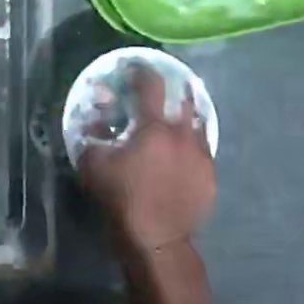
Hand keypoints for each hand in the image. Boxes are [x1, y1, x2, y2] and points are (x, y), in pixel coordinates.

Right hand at [78, 64, 216, 253]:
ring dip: (187, 113)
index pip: (150, 86)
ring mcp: (202, 156)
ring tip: (178, 112)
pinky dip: (192, 141)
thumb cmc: (121, 196)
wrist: (157, 238)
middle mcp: (183, 135)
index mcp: (155, 127)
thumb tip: (94, 113)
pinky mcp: (211, 176)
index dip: (141, 71)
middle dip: (173, 88)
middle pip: (185, 99)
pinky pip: (203, 148)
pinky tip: (182, 149)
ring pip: (200, 123)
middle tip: (162, 85)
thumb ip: (92, 132)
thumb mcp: (93, 162)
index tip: (133, 65)